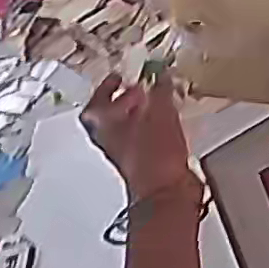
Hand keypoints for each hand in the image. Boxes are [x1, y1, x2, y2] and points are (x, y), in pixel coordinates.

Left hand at [80, 74, 195, 199]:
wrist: (166, 192)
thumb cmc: (151, 157)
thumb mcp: (160, 113)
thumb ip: (159, 91)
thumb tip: (160, 75)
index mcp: (104, 126)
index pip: (97, 101)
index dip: (107, 87)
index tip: (118, 76)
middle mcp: (112, 141)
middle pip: (112, 115)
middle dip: (126, 99)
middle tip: (140, 87)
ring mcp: (130, 153)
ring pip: (130, 127)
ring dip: (142, 113)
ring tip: (158, 102)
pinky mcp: (148, 161)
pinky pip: (148, 138)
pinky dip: (156, 127)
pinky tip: (171, 124)